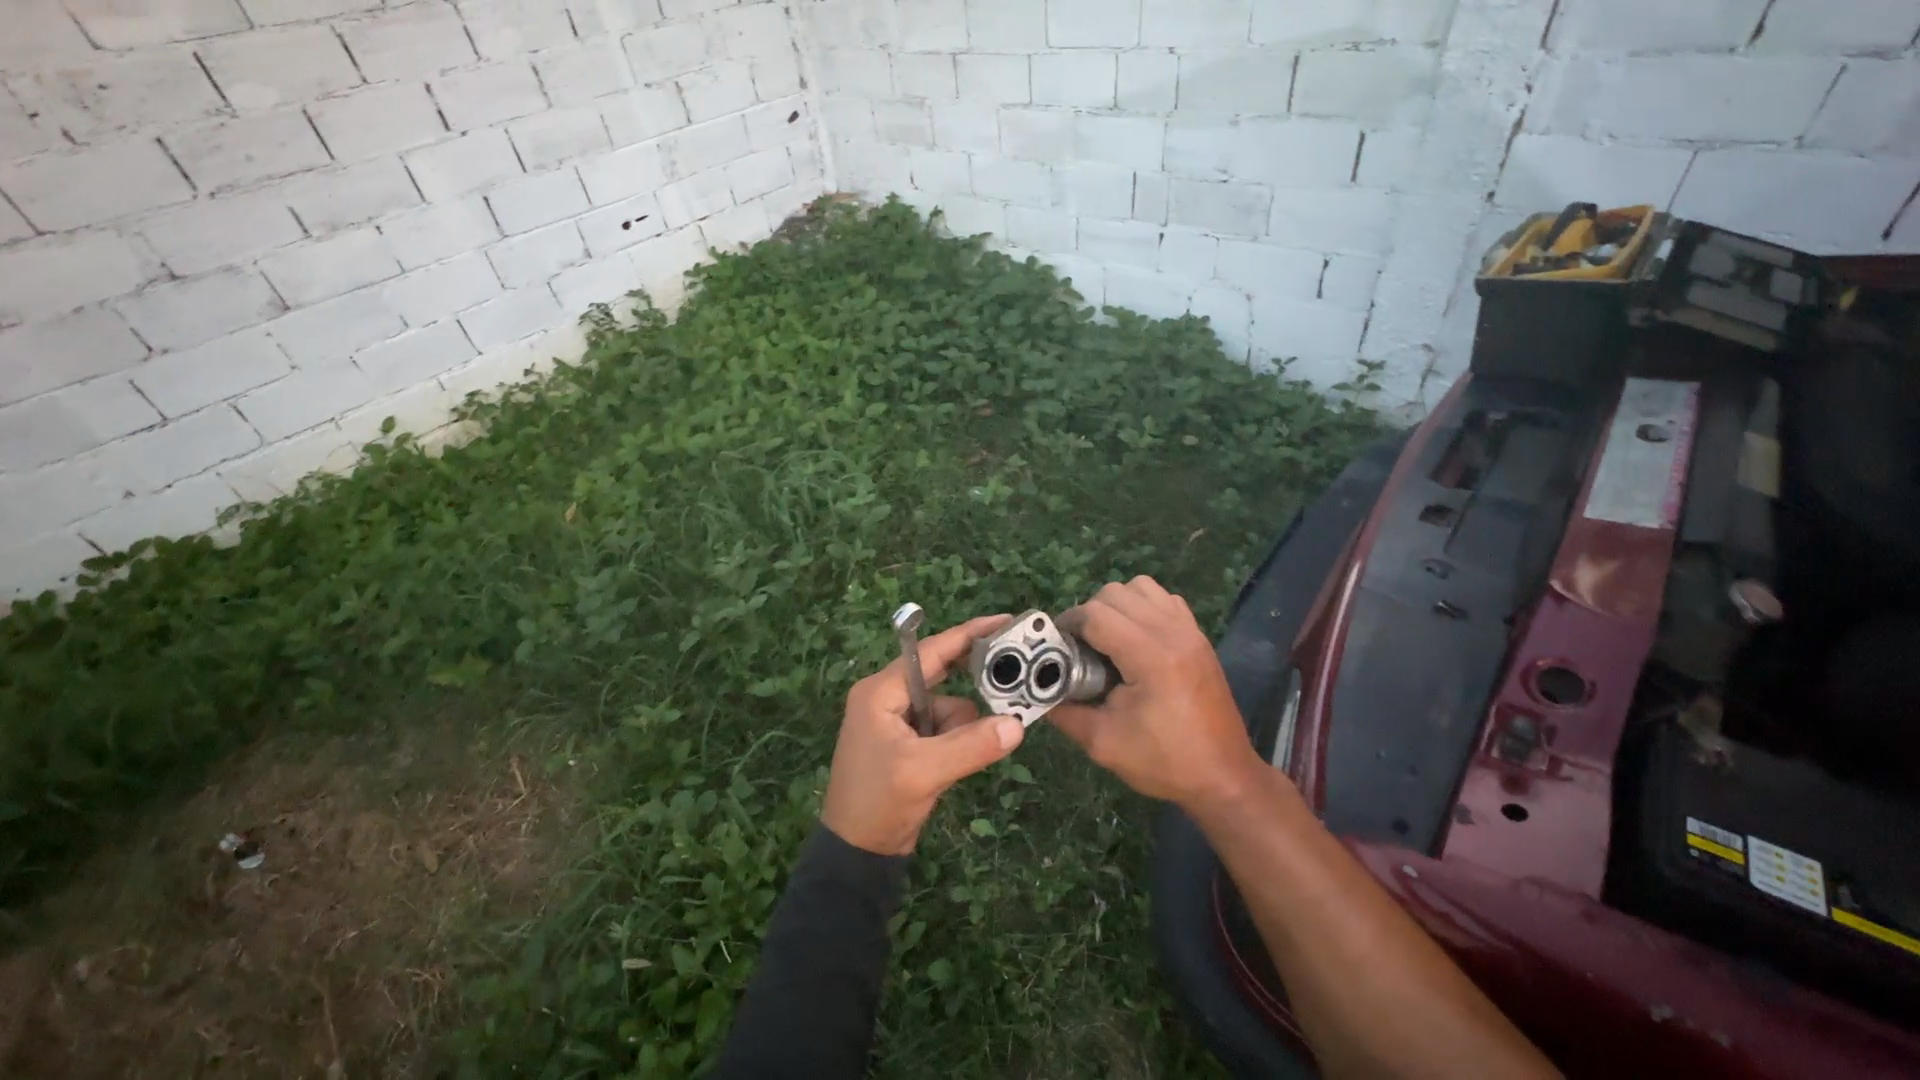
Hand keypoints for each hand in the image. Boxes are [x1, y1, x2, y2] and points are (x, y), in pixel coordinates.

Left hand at [821, 614, 1026, 854]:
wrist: (857, 851)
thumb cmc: (878, 802)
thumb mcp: (924, 771)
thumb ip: (972, 745)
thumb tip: (1017, 725)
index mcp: (881, 691)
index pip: (931, 651)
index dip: (969, 634)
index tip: (1006, 621)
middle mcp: (888, 698)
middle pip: (943, 673)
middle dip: (975, 680)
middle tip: (1013, 679)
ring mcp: (898, 722)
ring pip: (950, 706)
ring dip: (965, 726)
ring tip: (954, 758)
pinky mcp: (909, 744)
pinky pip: (946, 728)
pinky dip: (959, 741)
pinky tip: (954, 765)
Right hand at [1049, 577, 1263, 811]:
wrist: (1223, 776)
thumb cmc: (1164, 762)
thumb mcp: (1103, 743)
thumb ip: (1064, 711)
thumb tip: (1036, 689)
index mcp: (1152, 658)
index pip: (1097, 615)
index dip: (1068, 624)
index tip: (1056, 646)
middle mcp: (1174, 633)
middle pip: (1116, 593)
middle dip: (1089, 614)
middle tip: (1080, 647)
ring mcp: (1191, 631)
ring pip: (1141, 587)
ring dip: (1116, 605)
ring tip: (1108, 640)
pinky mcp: (1200, 637)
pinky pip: (1164, 600)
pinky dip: (1143, 607)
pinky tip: (1136, 641)